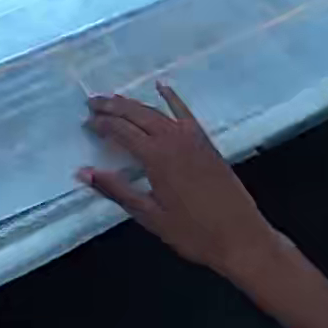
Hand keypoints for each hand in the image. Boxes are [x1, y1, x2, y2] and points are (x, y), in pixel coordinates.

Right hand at [79, 82, 281, 280]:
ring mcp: (190, 137)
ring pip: (154, 111)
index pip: (120, 130)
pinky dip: (171, 97)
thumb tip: (83, 172)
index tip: (86, 124)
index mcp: (156, 156)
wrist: (244, 241)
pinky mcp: (205, 141)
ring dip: (131, 103)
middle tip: (91, 103)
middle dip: (111, 107)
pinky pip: (184, 112)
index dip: (101, 124)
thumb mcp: (150, 216)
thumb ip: (116, 190)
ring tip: (113, 99)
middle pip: (134, 114)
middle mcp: (171, 139)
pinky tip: (161, 86)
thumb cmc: (194, 233)